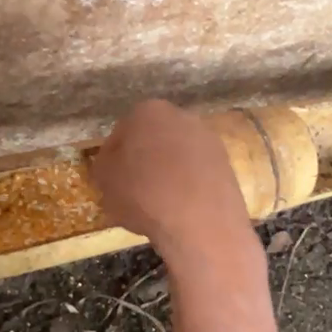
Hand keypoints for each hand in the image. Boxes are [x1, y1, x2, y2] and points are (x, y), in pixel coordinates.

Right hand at [92, 100, 249, 248]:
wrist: (199, 220)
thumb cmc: (143, 194)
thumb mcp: (104, 181)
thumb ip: (104, 164)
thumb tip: (113, 162)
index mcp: (147, 111)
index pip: (122, 132)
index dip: (115, 158)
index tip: (113, 180)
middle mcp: (181, 116)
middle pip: (154, 139)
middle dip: (145, 161)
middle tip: (135, 191)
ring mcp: (208, 139)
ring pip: (178, 156)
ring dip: (169, 173)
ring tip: (160, 204)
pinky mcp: (227, 163)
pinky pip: (198, 173)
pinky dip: (189, 186)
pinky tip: (182, 208)